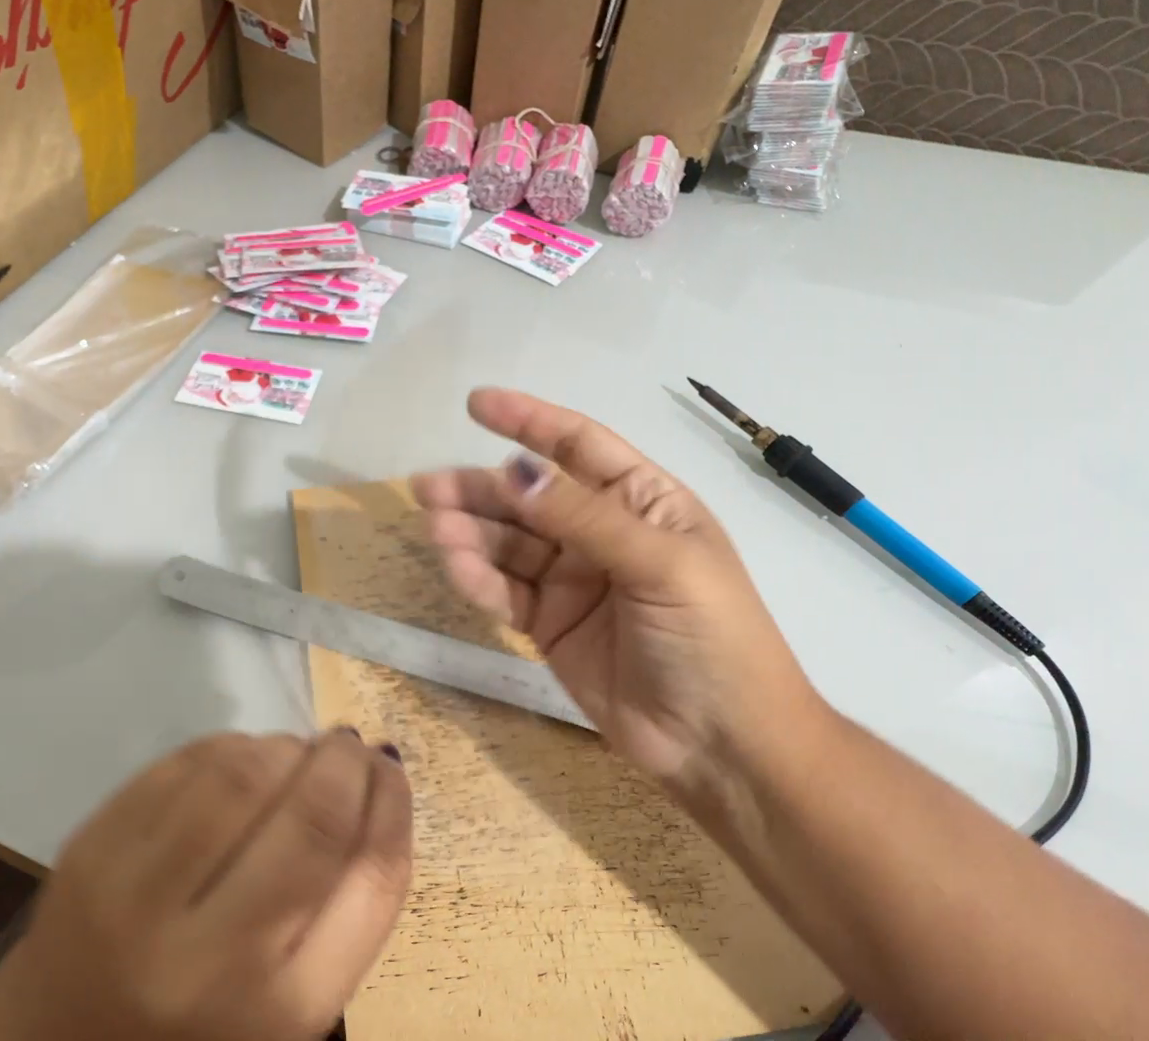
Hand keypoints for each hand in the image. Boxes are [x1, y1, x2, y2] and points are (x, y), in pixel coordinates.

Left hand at [0, 730, 410, 1040]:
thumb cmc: (202, 1025)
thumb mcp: (293, 998)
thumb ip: (346, 902)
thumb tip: (378, 770)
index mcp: (283, 1008)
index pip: (372, 879)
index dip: (393, 805)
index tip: (391, 771)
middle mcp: (213, 956)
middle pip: (313, 817)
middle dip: (345, 762)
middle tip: (349, 748)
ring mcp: (140, 896)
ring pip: (244, 773)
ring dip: (287, 745)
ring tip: (295, 754)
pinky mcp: (92, 848)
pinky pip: (182, 763)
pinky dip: (229, 745)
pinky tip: (240, 760)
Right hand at [412, 388, 820, 793]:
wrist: (720, 743)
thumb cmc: (713, 636)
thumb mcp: (659, 563)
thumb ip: (583, 518)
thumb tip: (514, 471)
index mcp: (643, 502)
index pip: (578, 446)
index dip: (528, 421)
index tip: (475, 404)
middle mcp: (602, 533)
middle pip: (530, 497)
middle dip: (481, 488)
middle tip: (427, 486)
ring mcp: (574, 581)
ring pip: (509, 544)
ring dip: (471, 532)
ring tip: (435, 526)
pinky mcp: (550, 625)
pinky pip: (506, 592)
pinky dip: (478, 579)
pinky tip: (455, 566)